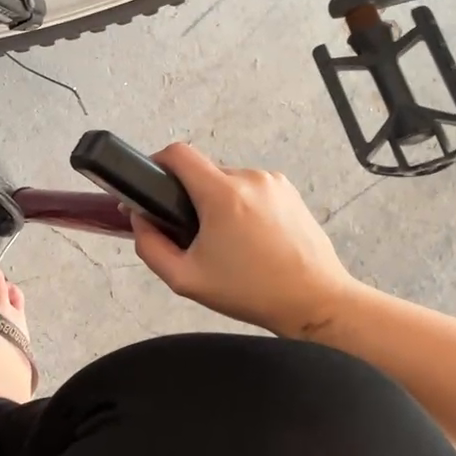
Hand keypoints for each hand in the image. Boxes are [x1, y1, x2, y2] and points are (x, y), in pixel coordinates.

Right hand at [130, 144, 359, 338]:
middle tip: (189, 232)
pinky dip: (240, 206)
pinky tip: (248, 237)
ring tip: (224, 240)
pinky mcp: (290, 192)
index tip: (151, 185)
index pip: (178, 154)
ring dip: (216, 202)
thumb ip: (149, 247)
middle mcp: (249, 178)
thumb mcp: (185, 279)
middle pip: (201, 171)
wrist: (317, 302)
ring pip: (226, 181)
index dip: (156, 162)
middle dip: (188, 195)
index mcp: (222, 194)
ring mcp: (274, 182)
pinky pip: (250, 188)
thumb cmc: (250, 292)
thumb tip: (139, 219)